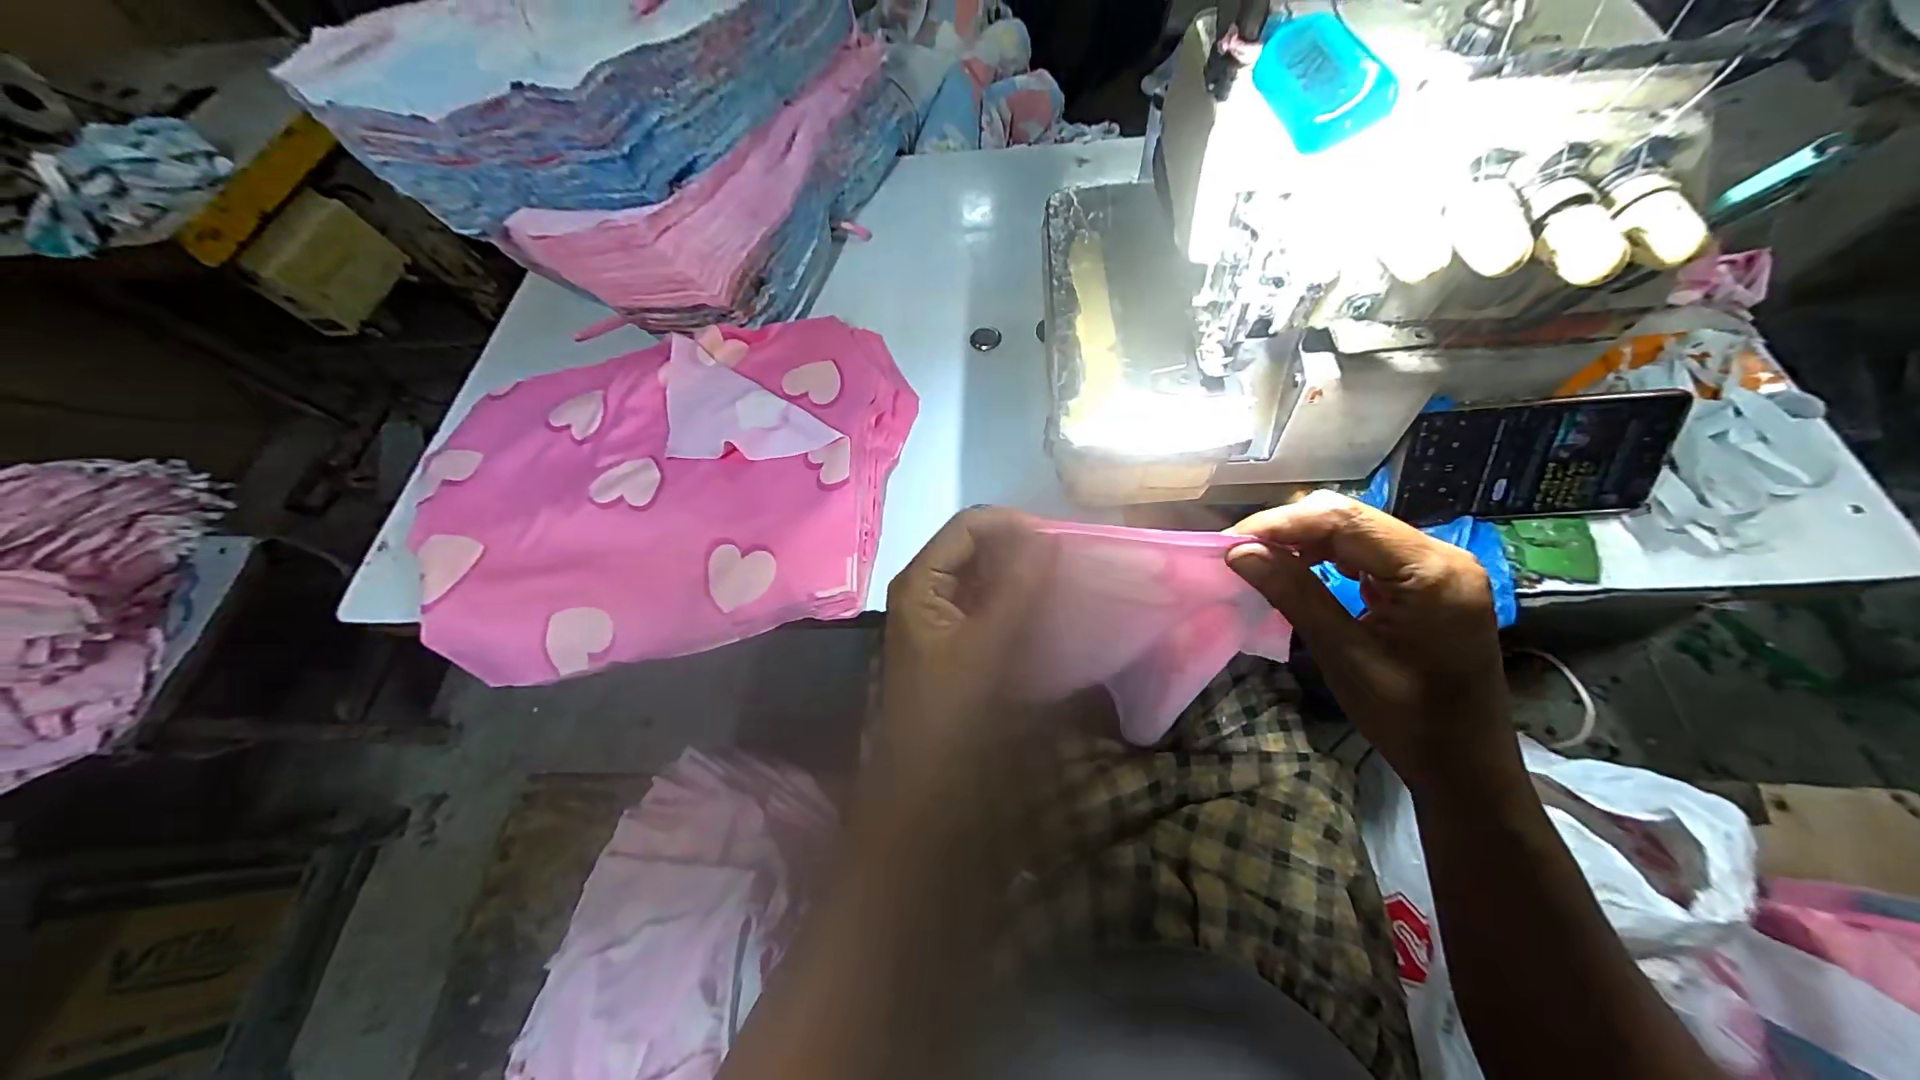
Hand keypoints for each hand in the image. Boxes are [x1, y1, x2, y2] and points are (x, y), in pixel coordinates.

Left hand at [878, 507, 1054, 785]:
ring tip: (1060, 579)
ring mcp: (938, 610)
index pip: (967, 526)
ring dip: (1019, 571)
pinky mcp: (953, 634)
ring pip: (982, 572)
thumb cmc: (948, 709)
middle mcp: (924, 586)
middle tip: (1065, 561)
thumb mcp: (986, 645)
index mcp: (920, 580)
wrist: (922, 774)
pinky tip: (1042, 604)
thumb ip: (1016, 588)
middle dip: (1018, 547)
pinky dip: (1013, 595)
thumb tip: (1045, 537)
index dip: (1012, 525)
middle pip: (974, 545)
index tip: (1058, 540)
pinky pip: (985, 599)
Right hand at [1225, 491, 1516, 794]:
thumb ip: (1294, 595)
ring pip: (1356, 530)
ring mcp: (1436, 567)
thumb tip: (1239, 553)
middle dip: (1289, 528)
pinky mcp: (1426, 582)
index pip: (1345, 521)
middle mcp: (1441, 555)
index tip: (1231, 542)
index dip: (1281, 524)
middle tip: (1240, 551)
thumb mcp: (1345, 656)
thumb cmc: (1408, 720)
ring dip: (1303, 540)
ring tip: (1259, 560)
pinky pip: (1367, 553)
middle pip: (1352, 517)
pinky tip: (1297, 570)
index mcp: (1432, 572)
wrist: (1466, 766)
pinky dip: (1326, 556)